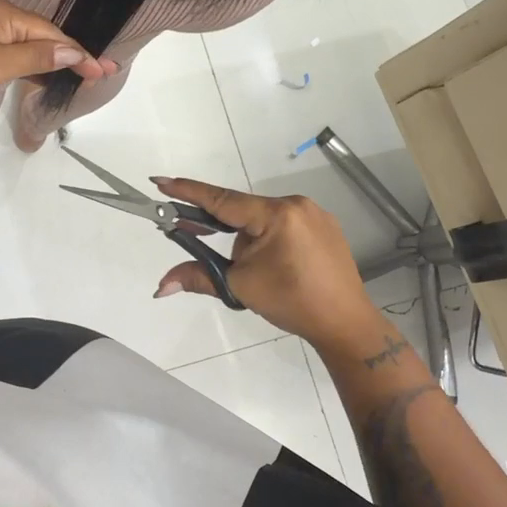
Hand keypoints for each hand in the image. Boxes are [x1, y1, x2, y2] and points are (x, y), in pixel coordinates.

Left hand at [0, 0, 114, 107]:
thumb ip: (36, 59)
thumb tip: (71, 52)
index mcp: (6, 14)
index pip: (52, 35)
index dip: (78, 53)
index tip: (102, 70)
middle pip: (42, 36)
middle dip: (70, 55)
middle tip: (97, 73)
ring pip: (27, 45)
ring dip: (51, 61)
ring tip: (77, 76)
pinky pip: (12, 53)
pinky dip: (29, 65)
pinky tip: (40, 77)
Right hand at [150, 178, 380, 343]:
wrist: (346, 325)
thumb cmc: (292, 303)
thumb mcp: (240, 287)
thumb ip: (198, 277)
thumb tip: (159, 288)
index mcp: (277, 215)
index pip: (222, 200)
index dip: (188, 191)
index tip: (161, 181)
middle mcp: (296, 205)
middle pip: (242, 209)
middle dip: (215, 223)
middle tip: (185, 228)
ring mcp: (314, 215)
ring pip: (262, 217)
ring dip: (244, 235)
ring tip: (245, 266)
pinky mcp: (325, 228)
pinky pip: (283, 224)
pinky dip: (265, 237)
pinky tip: (268, 262)